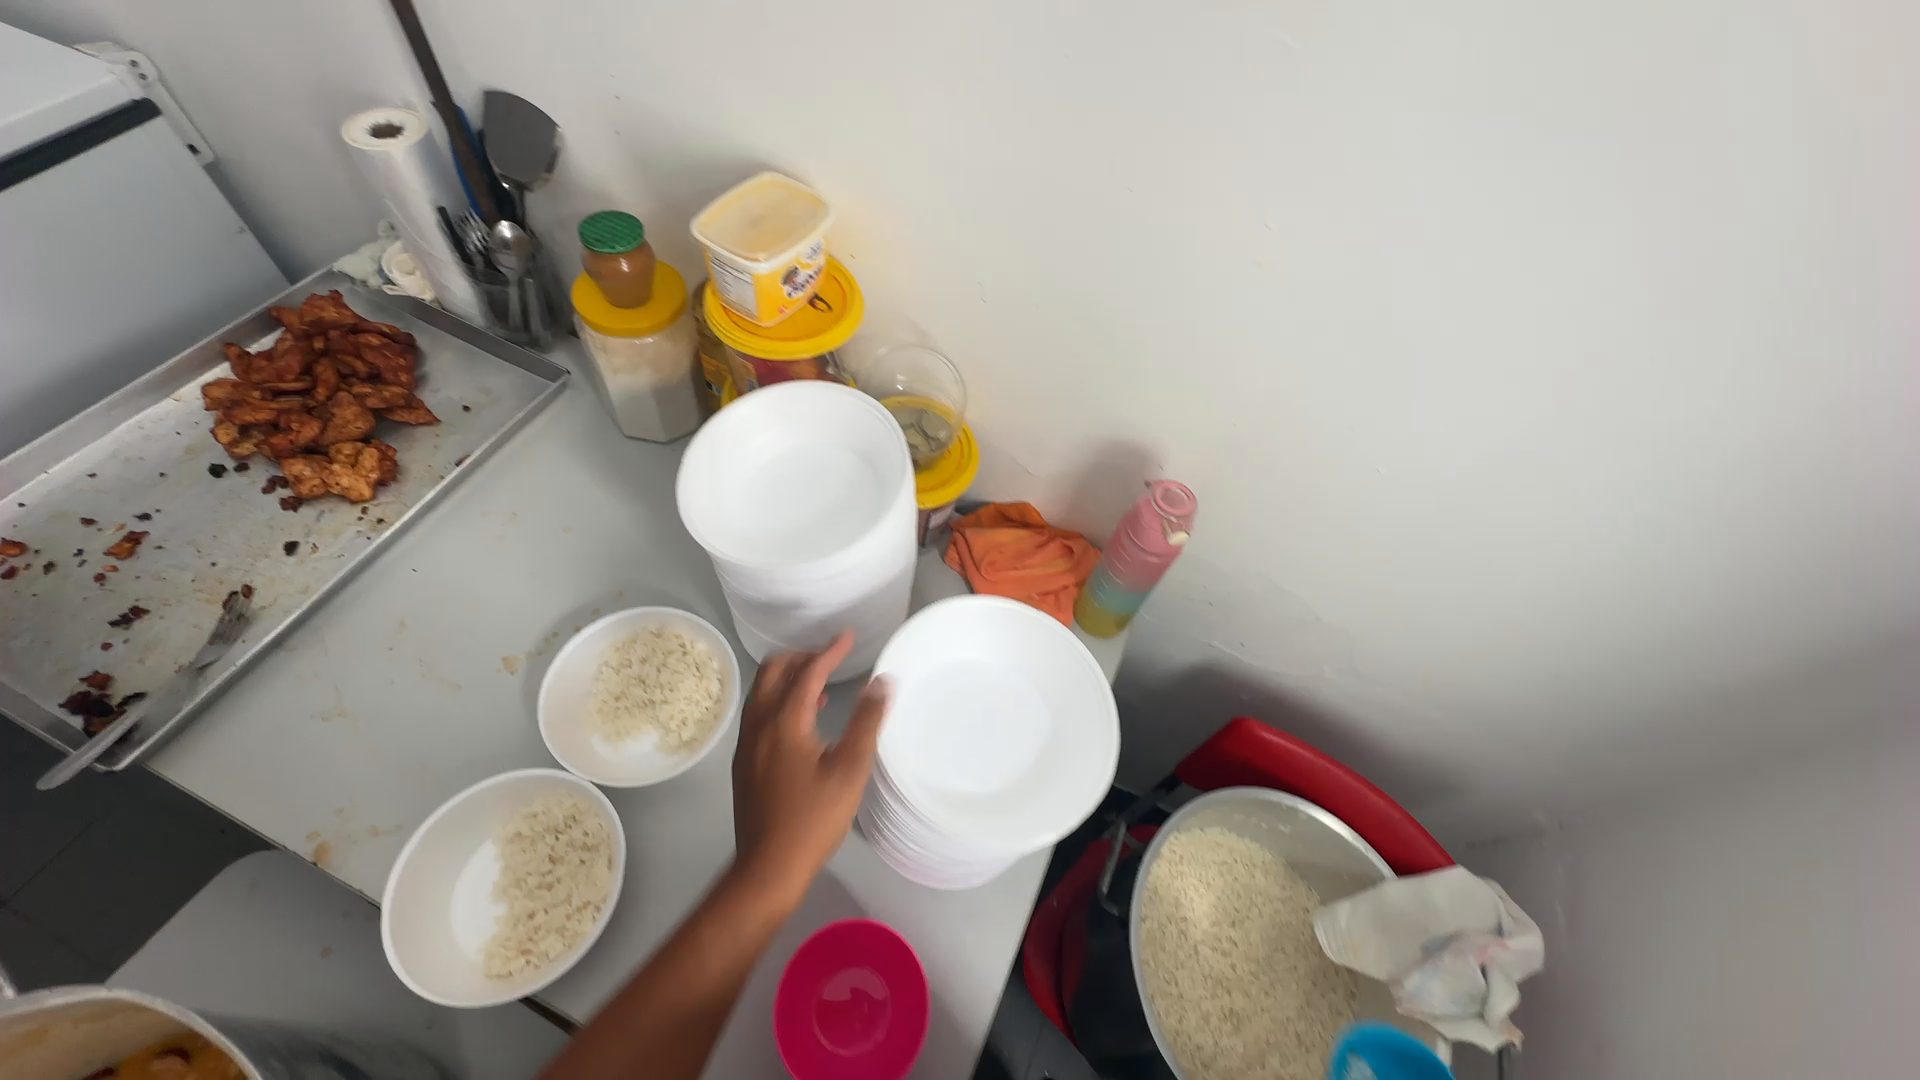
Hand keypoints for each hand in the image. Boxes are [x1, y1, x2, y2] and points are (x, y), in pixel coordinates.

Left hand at [730, 630, 888, 905]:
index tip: (848, 637)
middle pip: (773, 673)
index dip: (830, 651)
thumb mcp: (850, 770)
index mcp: (784, 722)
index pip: (807, 672)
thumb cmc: (814, 819)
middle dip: (801, 657)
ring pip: (762, 693)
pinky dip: (780, 701)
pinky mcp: (745, 763)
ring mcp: (747, 745)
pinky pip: (760, 714)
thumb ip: (866, 722)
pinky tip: (804, 723)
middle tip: (830, 658)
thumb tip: (881, 682)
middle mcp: (759, 726)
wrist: (768, 868)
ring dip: (788, 679)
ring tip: (821, 686)